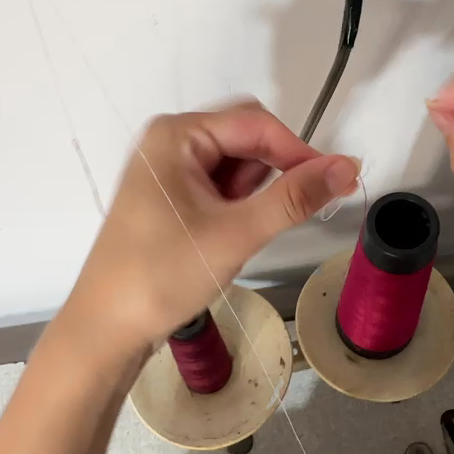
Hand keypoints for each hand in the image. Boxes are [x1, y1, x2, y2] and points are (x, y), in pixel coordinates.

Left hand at [65, 102, 358, 350]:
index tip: (337, 184)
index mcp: (176, 135)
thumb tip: (348, 166)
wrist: (106, 329)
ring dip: (256, 191)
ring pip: (236, 162)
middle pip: (246, 136)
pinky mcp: (170, 197)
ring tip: (246, 232)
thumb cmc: (162, 276)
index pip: (256, 124)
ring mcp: (167, 169)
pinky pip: (219, 184)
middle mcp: (170, 141)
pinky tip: (234, 234)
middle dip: (276, 169)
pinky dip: (239, 204)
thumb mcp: (235, 234)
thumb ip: (293, 198)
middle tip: (294, 210)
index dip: (300, 151)